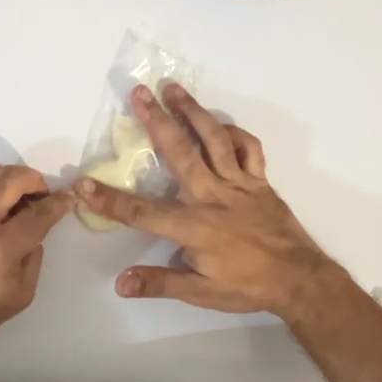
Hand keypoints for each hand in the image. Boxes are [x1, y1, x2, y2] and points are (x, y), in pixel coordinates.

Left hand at [0, 160, 73, 353]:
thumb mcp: (21, 294)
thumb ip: (34, 257)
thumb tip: (36, 227)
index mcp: (1, 248)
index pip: (39, 213)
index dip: (59, 202)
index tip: (67, 198)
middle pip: (11, 178)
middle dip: (34, 179)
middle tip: (38, 193)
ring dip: (5, 175)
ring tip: (10, 192)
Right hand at [75, 84, 355, 319]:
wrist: (299, 280)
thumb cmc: (247, 286)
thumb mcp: (200, 293)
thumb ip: (160, 283)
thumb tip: (121, 283)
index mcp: (194, 226)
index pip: (142, 212)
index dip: (110, 200)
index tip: (82, 184)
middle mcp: (212, 197)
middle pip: (179, 152)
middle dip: (155, 121)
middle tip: (138, 93)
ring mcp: (238, 184)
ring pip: (213, 139)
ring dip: (192, 111)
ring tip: (173, 88)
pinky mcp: (259, 181)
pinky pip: (248, 148)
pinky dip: (234, 132)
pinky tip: (219, 124)